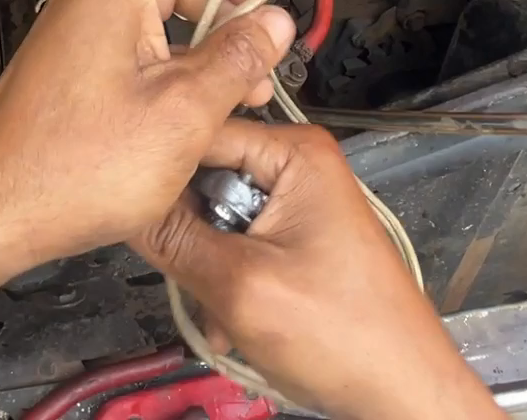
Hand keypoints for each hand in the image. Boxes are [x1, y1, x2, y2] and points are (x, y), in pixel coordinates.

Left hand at [0, 0, 297, 274]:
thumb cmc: (74, 163)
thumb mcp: (180, 112)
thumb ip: (235, 60)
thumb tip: (274, 24)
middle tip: (263, 10)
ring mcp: (83, 20)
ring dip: (208, 15)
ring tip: (247, 70)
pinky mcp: (79, 54)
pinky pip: (140, 25)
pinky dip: (180, 42)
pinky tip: (208, 88)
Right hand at [135, 121, 504, 419]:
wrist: (407, 401)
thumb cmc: (340, 336)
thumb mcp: (241, 286)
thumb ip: (174, 239)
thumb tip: (120, 202)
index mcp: (292, 149)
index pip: (201, 133)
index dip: (160, 166)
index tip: (124, 199)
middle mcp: (294, 161)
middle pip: (207, 175)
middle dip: (189, 231)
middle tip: (181, 274)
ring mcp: (297, 198)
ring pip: (218, 214)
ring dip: (206, 264)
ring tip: (215, 311)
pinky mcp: (297, 233)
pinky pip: (240, 239)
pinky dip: (228, 278)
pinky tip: (232, 319)